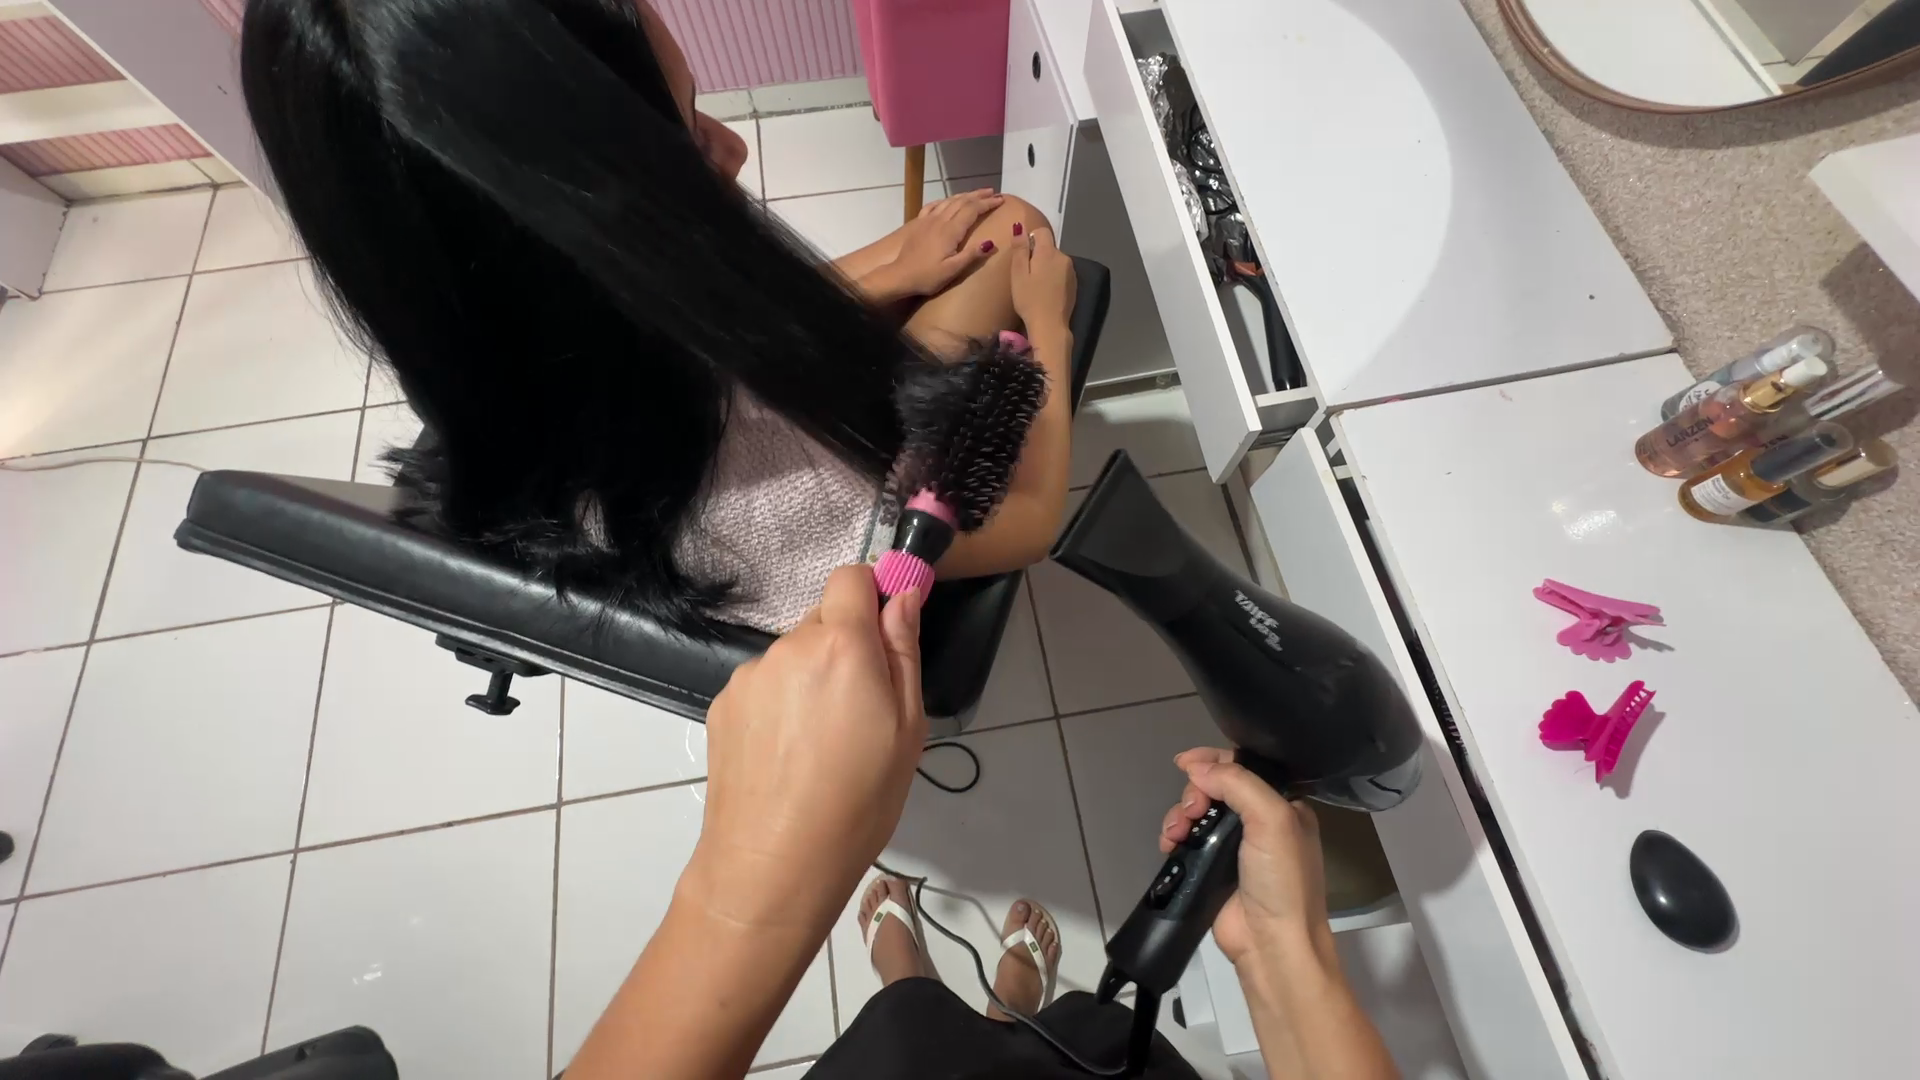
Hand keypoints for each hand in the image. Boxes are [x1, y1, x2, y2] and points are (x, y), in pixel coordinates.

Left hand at [688, 567, 927, 929]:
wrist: (772, 866)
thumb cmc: (860, 799)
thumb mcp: (907, 727)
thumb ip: (903, 650)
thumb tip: (904, 593)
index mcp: (841, 645)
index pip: (851, 577)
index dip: (872, 594)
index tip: (885, 632)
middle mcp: (788, 646)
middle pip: (823, 617)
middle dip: (845, 645)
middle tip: (858, 706)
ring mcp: (749, 675)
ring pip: (793, 653)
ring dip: (811, 674)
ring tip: (819, 739)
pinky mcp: (722, 704)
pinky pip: (764, 682)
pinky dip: (780, 700)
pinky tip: (786, 752)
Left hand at [878, 189, 1004, 296]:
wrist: (900, 276)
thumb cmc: (927, 277)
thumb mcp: (952, 271)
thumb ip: (971, 255)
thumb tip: (991, 243)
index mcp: (950, 231)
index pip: (972, 210)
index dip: (987, 204)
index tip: (1000, 200)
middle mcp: (940, 220)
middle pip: (962, 201)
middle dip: (979, 196)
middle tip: (994, 193)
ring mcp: (928, 220)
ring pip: (949, 201)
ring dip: (965, 195)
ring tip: (977, 193)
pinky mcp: (919, 224)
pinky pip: (934, 206)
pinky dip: (945, 200)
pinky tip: (948, 200)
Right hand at [1010, 225, 1074, 337]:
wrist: (1050, 326)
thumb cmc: (1029, 300)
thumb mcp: (1018, 274)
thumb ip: (1020, 249)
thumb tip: (1020, 226)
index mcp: (1049, 252)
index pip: (1042, 231)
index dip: (1031, 239)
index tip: (1023, 256)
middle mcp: (1064, 257)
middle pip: (1049, 247)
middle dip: (1038, 256)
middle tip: (1026, 276)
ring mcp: (1071, 272)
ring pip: (1056, 261)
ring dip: (1046, 267)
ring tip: (1037, 286)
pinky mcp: (1074, 285)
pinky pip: (1062, 273)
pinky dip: (1054, 278)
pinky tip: (1047, 293)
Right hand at [1159, 748, 1329, 965]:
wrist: (1271, 945)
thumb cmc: (1281, 880)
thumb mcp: (1273, 820)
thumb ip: (1237, 783)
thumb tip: (1195, 767)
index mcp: (1283, 806)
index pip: (1244, 767)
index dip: (1213, 759)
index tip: (1185, 763)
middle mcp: (1259, 821)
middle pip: (1214, 785)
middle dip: (1194, 791)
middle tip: (1191, 810)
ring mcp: (1234, 845)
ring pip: (1196, 810)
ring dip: (1179, 813)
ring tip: (1175, 832)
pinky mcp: (1211, 866)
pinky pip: (1186, 837)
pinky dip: (1173, 834)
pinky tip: (1169, 844)